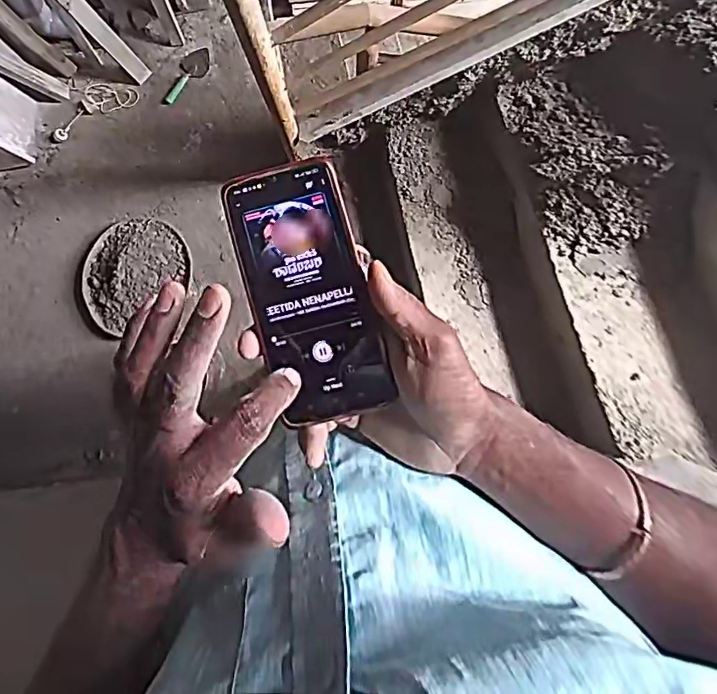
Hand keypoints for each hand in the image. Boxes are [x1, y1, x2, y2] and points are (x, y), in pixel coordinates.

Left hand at [109, 281, 302, 572]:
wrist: (143, 532)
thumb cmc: (190, 528)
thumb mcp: (227, 539)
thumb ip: (250, 524)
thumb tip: (275, 519)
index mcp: (192, 474)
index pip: (234, 433)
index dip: (264, 403)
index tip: (288, 377)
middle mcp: (160, 440)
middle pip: (176, 384)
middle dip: (196, 339)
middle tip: (216, 299)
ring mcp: (138, 420)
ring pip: (142, 367)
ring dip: (158, 324)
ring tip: (175, 288)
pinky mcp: (127, 406)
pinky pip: (124, 365)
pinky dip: (134, 332)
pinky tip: (149, 304)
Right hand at [240, 258, 496, 473]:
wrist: (464, 447)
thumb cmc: (457, 389)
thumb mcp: (435, 344)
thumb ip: (404, 309)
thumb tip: (374, 268)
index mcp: (374, 318)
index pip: (333, 290)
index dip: (301, 284)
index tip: (272, 284)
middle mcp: (354, 341)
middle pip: (303, 330)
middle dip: (272, 335)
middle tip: (252, 344)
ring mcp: (346, 374)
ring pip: (301, 371)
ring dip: (280, 383)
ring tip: (269, 399)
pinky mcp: (345, 408)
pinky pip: (314, 413)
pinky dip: (308, 428)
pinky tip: (311, 444)